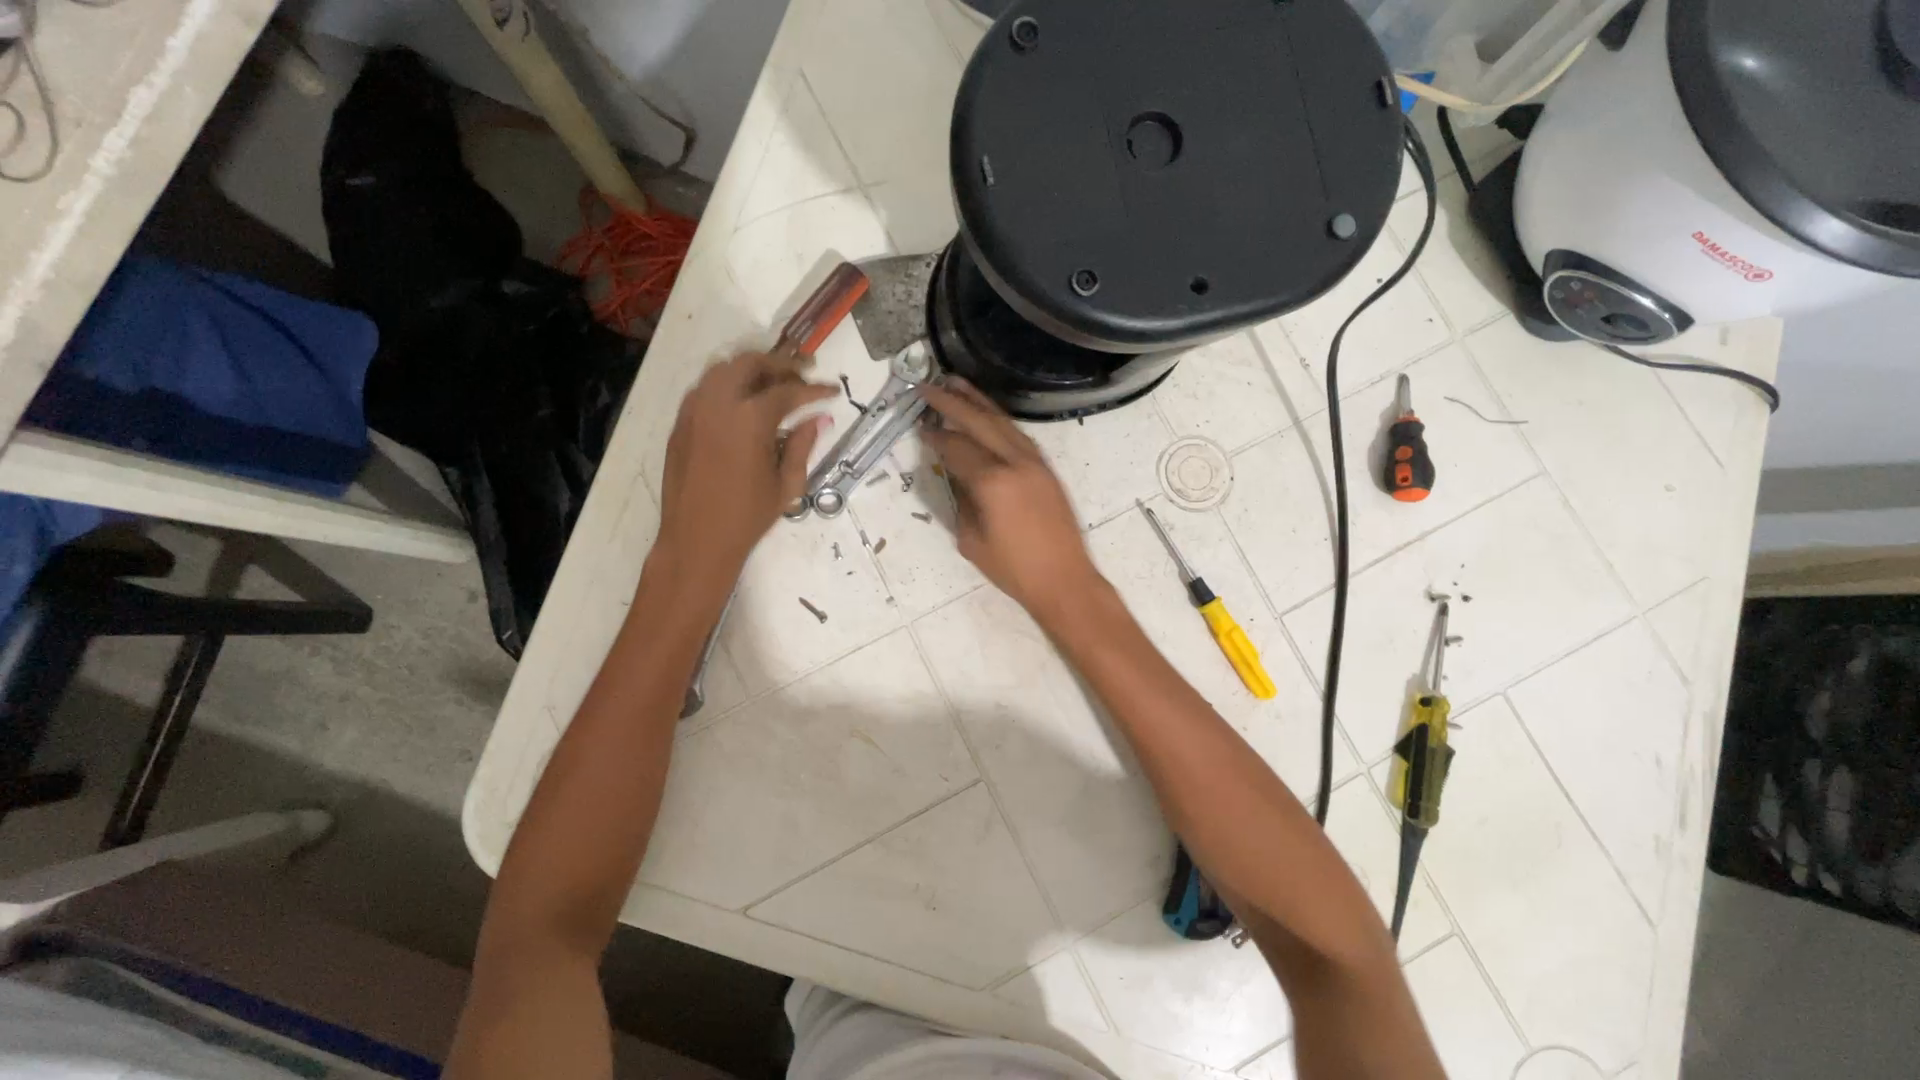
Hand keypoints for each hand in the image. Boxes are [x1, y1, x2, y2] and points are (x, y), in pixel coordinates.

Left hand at [656, 351, 834, 582]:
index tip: (831, 390)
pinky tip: (741, 403)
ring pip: (723, 370)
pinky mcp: (680, 423)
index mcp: (750, 419)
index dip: (814, 389)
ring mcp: (694, 411)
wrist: (696, 539)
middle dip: (780, 365)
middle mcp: (719, 404)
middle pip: (751, 364)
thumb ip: (803, 445)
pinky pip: (704, 389)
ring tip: (771, 384)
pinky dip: (726, 386)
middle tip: (801, 375)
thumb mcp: (786, 485)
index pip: (788, 391)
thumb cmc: (747, 517)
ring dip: (750, 370)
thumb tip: (818, 419)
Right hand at [920, 379, 1101, 617]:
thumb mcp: (972, 541)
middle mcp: (1016, 463)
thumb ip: (961, 502)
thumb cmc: (1014, 570)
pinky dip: (998, 420)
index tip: (919, 426)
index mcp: (993, 482)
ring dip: (978, 402)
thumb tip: (955, 477)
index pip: (957, 448)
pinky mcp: (1047, 469)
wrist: (1064, 581)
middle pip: (979, 422)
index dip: (936, 436)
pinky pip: (1018, 434)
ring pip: (1003, 422)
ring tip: (956, 384)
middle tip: (928, 385)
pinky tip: (986, 414)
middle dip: (952, 402)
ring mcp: (1036, 462)